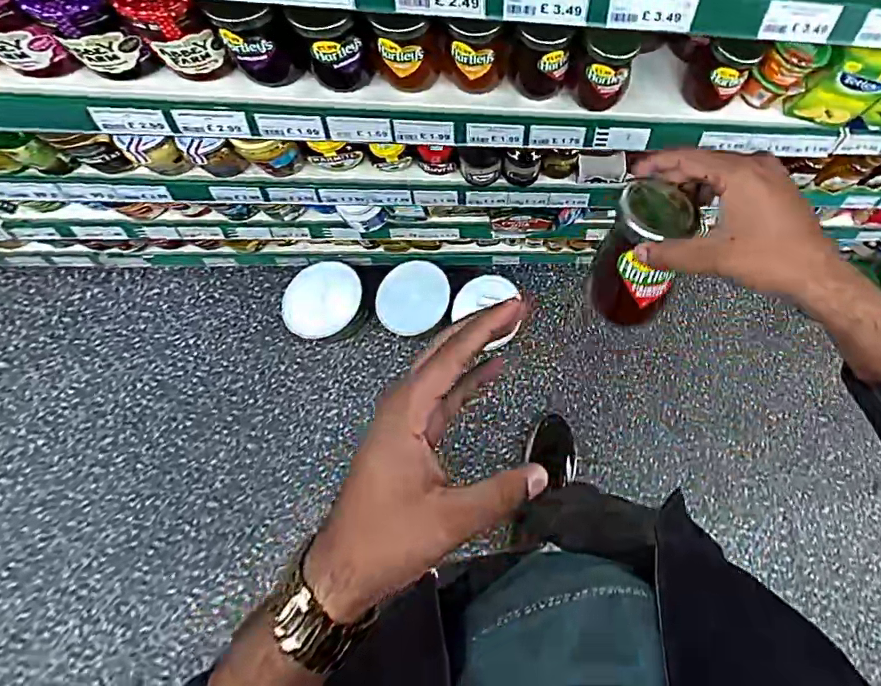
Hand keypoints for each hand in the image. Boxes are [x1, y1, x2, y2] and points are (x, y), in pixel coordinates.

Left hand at [302, 299, 547, 620]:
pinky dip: (469, 375)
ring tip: (508, 326)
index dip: (485, 327)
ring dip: (475, 344)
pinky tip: (491, 368)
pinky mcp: (410, 435)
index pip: (451, 356)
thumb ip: (500, 494)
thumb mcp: (448, 520)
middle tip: (516, 306)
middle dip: (480, 323)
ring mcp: (404, 420)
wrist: (339, 574)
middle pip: (443, 350)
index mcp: (405, 415)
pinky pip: (443, 390)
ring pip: (442, 366)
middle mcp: (401, 408)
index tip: (514, 307)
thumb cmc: (382, 543)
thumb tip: (541, 474)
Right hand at [632, 149, 880, 383]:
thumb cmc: (774, 260)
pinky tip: (708, 205)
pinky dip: (719, 185)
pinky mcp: (779, 187)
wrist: (818, 274)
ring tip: (676, 199)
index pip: (688, 157)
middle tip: (652, 188)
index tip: (638, 172)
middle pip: (705, 159)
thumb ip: (674, 253)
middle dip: (676, 173)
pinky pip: (741, 175)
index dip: (659, 164)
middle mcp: (757, 165)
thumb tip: (642, 254)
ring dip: (698, 179)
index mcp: (739, 172)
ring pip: (724, 166)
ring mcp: (771, 174)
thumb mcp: (716, 257)